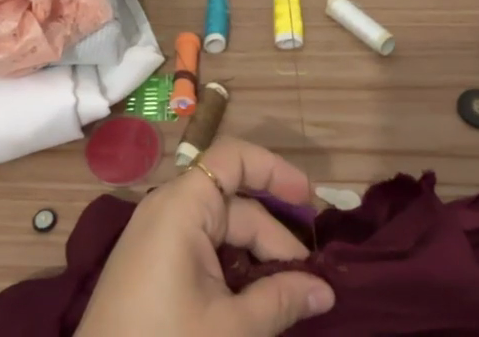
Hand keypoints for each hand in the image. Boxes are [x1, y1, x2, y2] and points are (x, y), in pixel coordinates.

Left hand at [77, 137, 334, 336]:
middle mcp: (168, 209)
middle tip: (313, 283)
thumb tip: (325, 290)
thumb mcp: (230, 327)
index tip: (310, 203)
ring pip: (221, 230)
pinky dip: (232, 267)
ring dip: (257, 257)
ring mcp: (157, 236)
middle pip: (235, 204)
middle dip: (275, 238)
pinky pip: (203, 248)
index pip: (232, 158)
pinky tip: (256, 300)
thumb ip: (280, 300)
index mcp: (181, 206)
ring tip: (291, 294)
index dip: (274, 170)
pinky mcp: (153, 263)